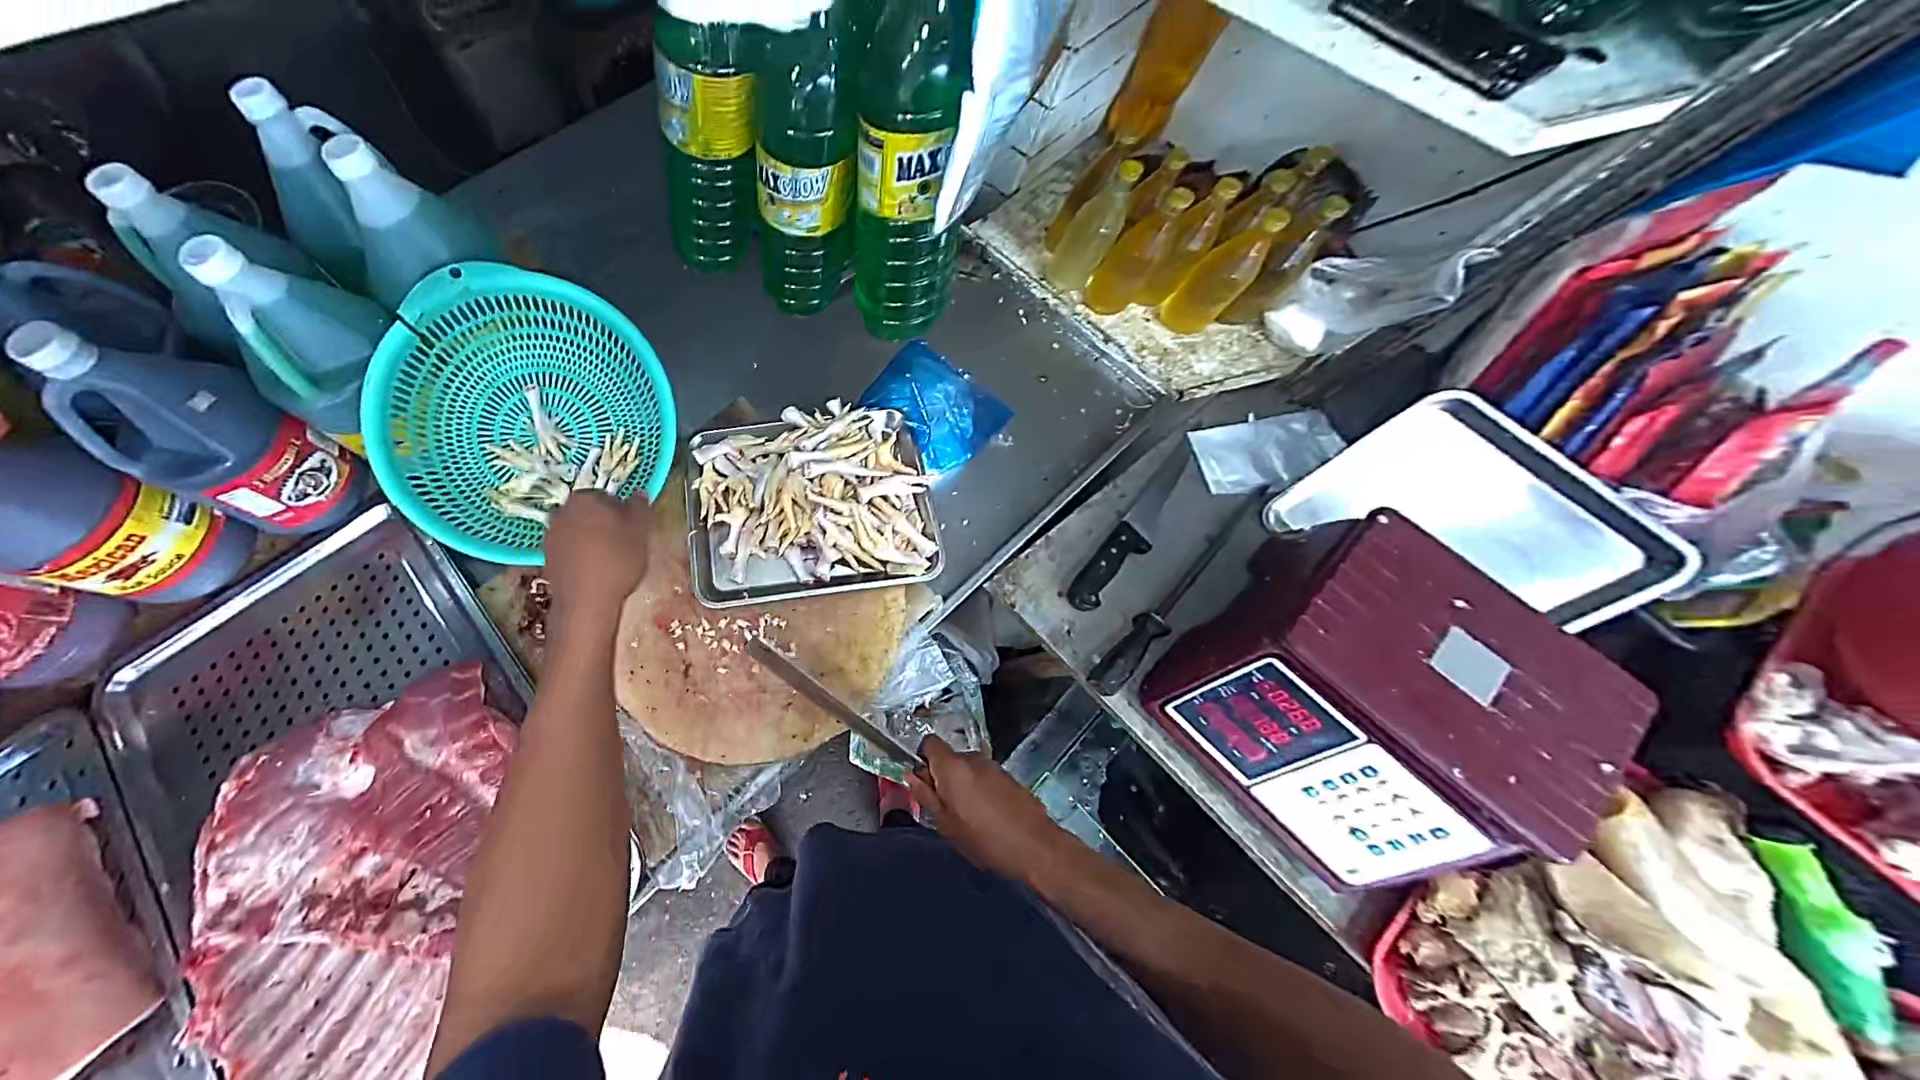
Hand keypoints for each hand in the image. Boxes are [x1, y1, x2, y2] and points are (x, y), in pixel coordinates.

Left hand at [542, 492, 651, 627]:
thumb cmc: (618, 560)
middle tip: (625, 541)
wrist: (586, 600)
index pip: (607, 495)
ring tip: (611, 558)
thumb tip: (639, 492)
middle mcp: (562, 511)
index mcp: (585, 498)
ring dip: (593, 539)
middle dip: (605, 522)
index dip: (623, 511)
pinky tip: (596, 569)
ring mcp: (551, 535)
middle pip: (590, 512)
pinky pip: (570, 548)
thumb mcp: (641, 531)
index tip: (633, 527)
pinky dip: (582, 554)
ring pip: (579, 530)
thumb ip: (640, 507)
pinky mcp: (547, 557)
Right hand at [907, 736, 1072, 886]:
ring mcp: (994, 766)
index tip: (922, 782)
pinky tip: (988, 816)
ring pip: (968, 769)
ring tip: (968, 816)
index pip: (930, 743)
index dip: (922, 758)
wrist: (1035, 847)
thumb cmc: (984, 839)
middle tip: (944, 808)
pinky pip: (985, 777)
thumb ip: (926, 796)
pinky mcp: (1010, 777)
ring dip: (963, 785)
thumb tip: (912, 775)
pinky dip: (981, 790)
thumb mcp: (946, 824)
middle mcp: (974, 758)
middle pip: (949, 758)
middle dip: (943, 777)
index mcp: (953, 766)